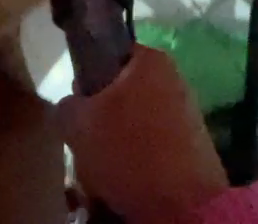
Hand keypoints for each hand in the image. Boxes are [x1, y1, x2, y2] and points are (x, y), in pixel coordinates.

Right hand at [57, 46, 229, 222]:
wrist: (183, 204)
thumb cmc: (129, 150)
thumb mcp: (79, 126)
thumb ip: (67, 106)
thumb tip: (71, 104)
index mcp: (150, 59)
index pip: (110, 54)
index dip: (88, 78)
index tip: (77, 104)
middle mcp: (172, 76)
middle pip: (121, 93)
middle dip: (101, 118)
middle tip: (86, 142)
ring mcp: (185, 110)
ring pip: (134, 123)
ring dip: (116, 143)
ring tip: (103, 169)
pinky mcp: (191, 143)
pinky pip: (152, 145)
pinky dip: (136, 160)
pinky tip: (125, 182)